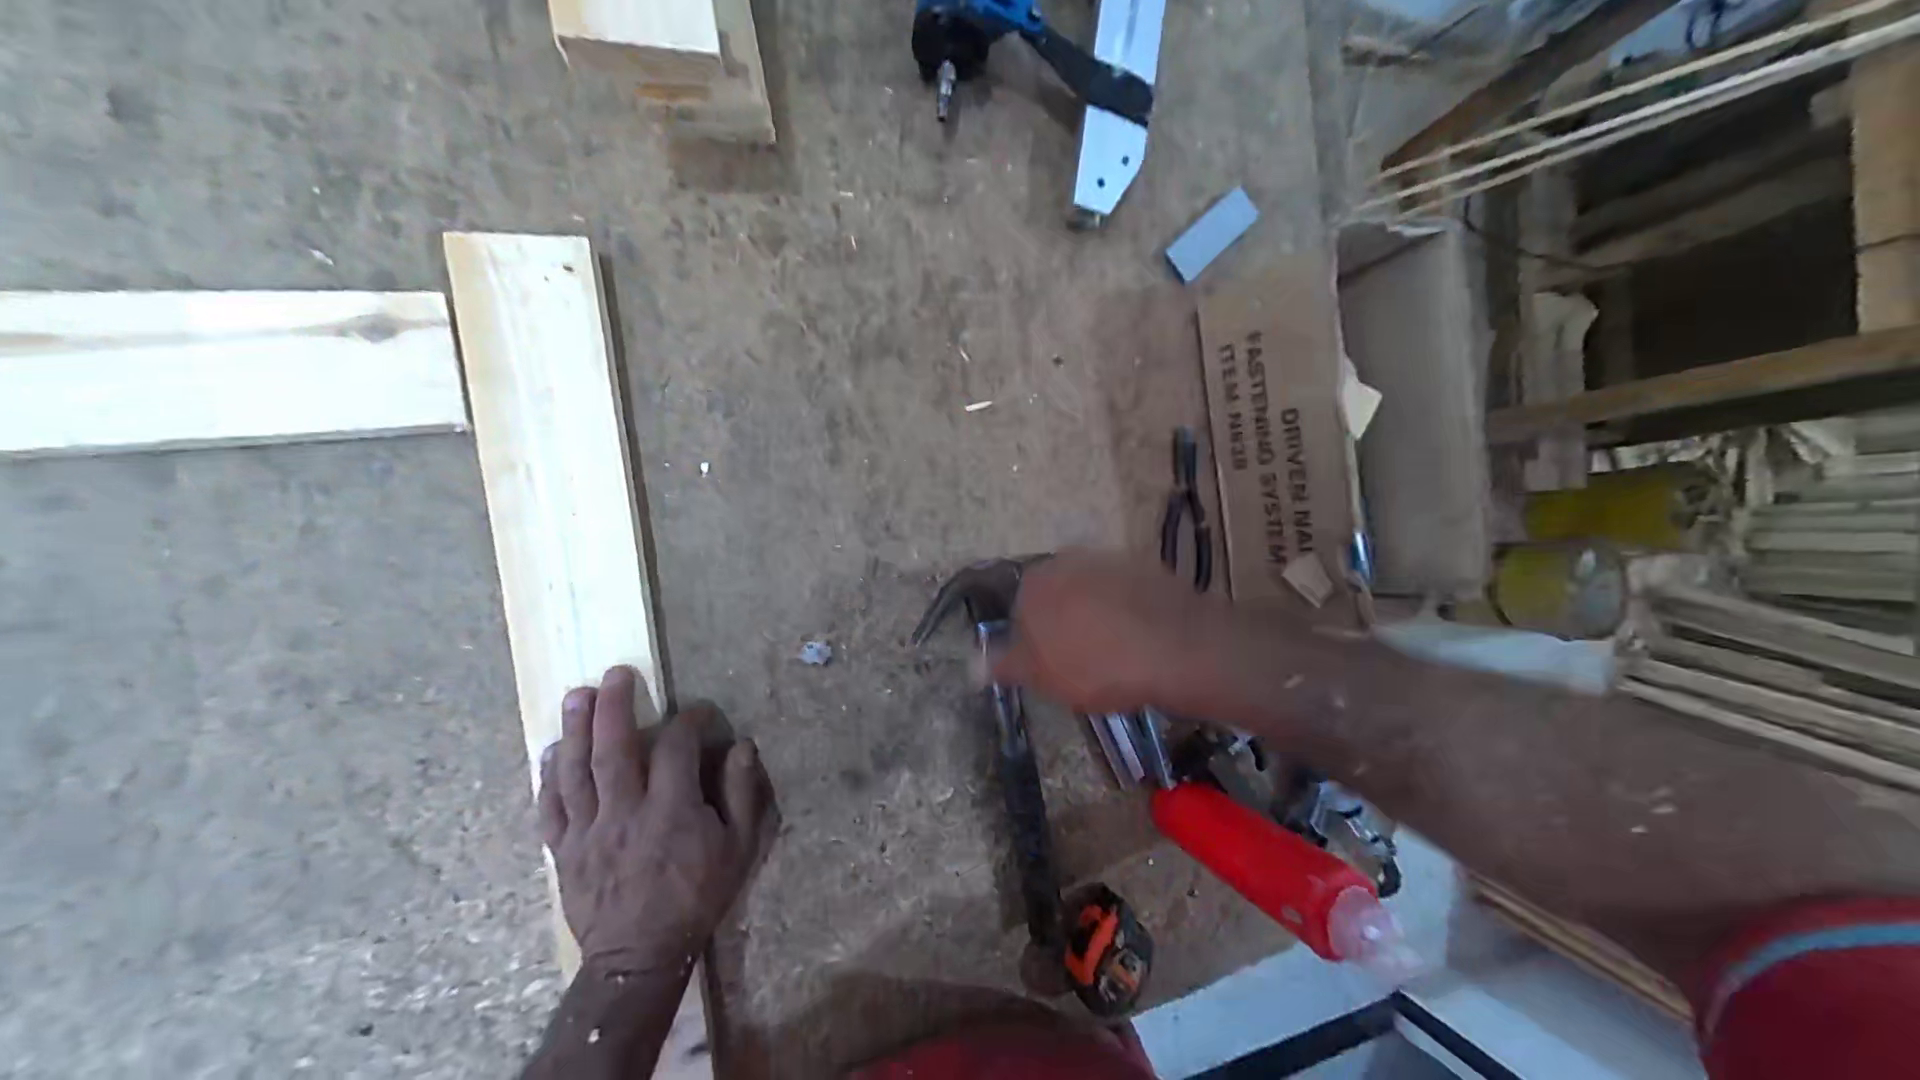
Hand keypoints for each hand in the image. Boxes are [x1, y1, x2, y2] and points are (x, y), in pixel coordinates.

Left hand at [537, 666, 775, 971]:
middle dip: (615, 706)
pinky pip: (550, 808)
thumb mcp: (739, 848)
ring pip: (576, 771)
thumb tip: (743, 746)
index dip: (688, 720)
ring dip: (576, 729)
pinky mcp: (564, 850)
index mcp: (671, 810)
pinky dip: (547, 777)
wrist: (640, 955)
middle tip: (616, 673)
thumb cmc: (697, 896)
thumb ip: (742, 794)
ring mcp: (588, 831)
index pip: (675, 748)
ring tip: (578, 695)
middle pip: (614, 749)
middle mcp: (625, 812)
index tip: (698, 711)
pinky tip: (550, 751)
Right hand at [991, 549, 1211, 712]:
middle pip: (1056, 596)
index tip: (1053, 667)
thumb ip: (1006, 664)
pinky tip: (1140, 637)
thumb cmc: (1095, 665)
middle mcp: (1066, 560)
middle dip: (1065, 623)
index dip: (1035, 643)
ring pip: (1091, 592)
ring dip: (1096, 614)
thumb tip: (976, 663)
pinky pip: (1125, 592)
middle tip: (1083, 661)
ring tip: (1116, 651)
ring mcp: (1109, 559)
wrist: (1174, 647)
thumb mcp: (1041, 676)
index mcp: (1033, 582)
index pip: (1020, 613)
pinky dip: (1126, 609)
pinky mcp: (1146, 567)